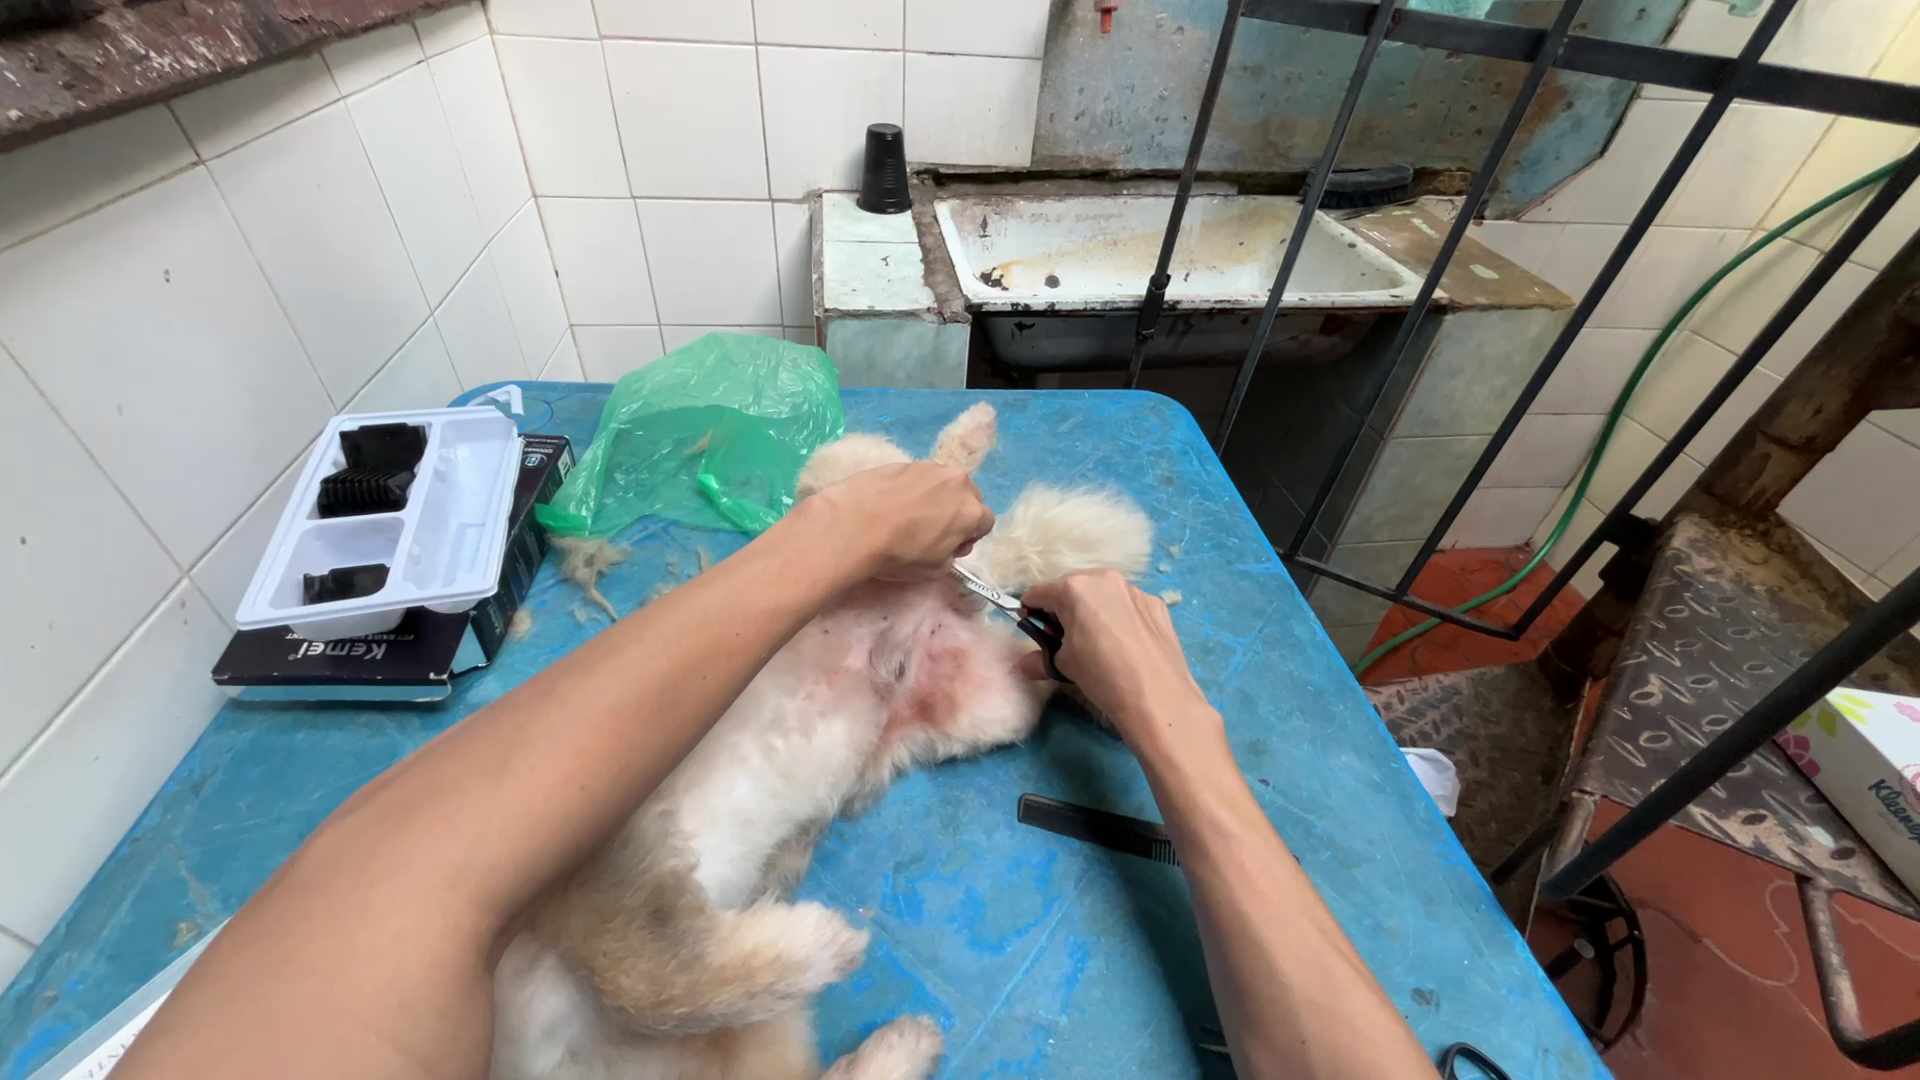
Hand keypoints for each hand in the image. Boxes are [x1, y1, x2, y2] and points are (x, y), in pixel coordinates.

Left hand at [807, 462, 994, 580]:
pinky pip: (919, 477)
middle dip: (957, 512)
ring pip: (944, 483)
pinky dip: (913, 488)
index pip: (985, 523)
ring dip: (936, 497)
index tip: (951, 546)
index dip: (970, 536)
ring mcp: (930, 467)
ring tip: (909, 514)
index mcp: (972, 511)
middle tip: (932, 530)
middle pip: (968, 498)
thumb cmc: (900, 554)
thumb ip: (951, 555)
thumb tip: (947, 546)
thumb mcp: (935, 570)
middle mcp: (958, 482)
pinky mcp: (905, 461)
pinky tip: (892, 503)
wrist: (854, 525)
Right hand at [1016, 572, 1221, 750]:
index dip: (1031, 610)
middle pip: (1073, 589)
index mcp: (1074, 588)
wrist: (1158, 697)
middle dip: (1065, 610)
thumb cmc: (1101, 675)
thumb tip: (1022, 665)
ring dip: (1094, 611)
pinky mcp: (1156, 604)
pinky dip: (1121, 618)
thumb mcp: (1064, 666)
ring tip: (1100, 643)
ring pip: (1103, 595)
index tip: (1033, 627)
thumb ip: (1039, 659)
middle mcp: (1104, 579)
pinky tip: (1126, 645)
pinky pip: (1128, 605)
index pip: (1039, 593)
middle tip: (1067, 639)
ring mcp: (1135, 590)